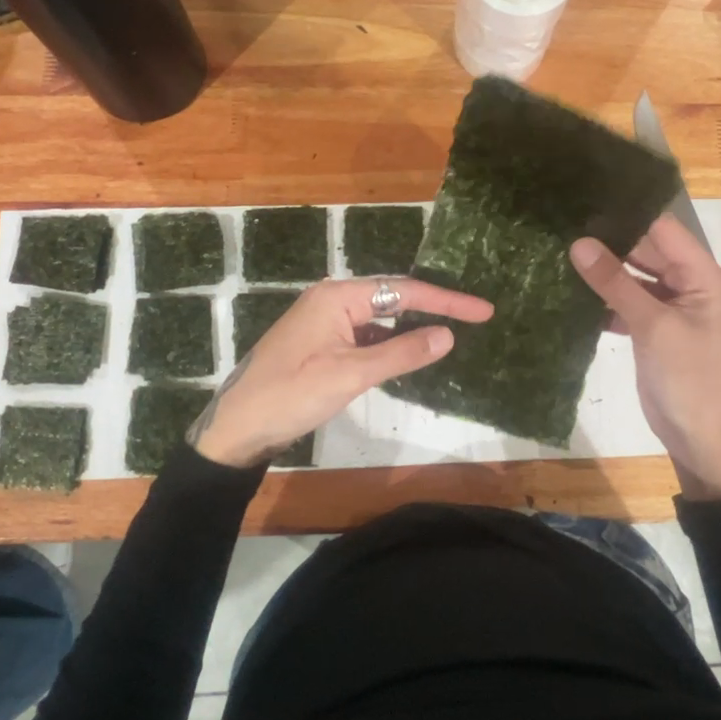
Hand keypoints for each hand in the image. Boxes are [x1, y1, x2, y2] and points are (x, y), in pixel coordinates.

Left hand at [191, 278, 494, 467]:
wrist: (236, 428)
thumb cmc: (290, 396)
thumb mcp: (350, 375)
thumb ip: (401, 353)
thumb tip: (448, 335)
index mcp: (336, 297)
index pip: (403, 291)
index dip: (447, 301)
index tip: (484, 311)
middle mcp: (331, 299)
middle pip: (393, 297)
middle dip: (434, 306)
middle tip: (477, 317)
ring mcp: (324, 321)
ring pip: (380, 317)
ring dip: (413, 325)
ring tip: (453, 332)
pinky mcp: (321, 343)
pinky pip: (365, 334)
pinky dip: (391, 343)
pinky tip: (411, 354)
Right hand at [569, 215, 720, 501]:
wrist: (701, 441)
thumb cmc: (689, 380)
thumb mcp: (653, 327)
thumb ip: (616, 283)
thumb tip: (578, 243)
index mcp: (703, 276)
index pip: (662, 230)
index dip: (627, 214)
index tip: (584, 200)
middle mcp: (690, 285)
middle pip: (646, 251)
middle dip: (609, 240)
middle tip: (561, 222)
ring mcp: (671, 309)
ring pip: (633, 277)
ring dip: (603, 270)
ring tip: (558, 249)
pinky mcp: (653, 331)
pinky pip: (626, 303)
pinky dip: (603, 299)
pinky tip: (569, 291)